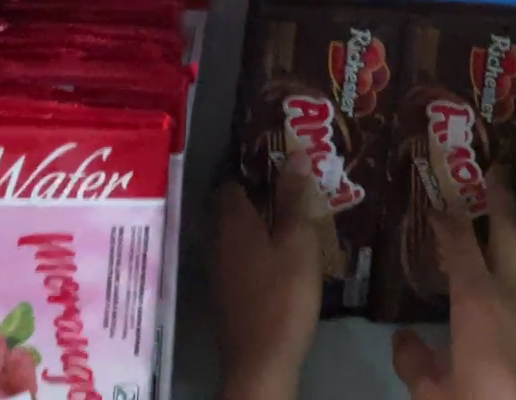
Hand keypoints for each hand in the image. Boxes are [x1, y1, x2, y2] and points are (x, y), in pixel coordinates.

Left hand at [213, 166, 324, 399]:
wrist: (262, 362)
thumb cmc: (282, 293)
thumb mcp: (296, 240)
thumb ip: (293, 197)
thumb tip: (295, 152)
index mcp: (233, 220)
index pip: (232, 178)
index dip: (251, 163)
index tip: (275, 153)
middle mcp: (219, 239)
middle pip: (232, 203)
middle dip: (256, 189)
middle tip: (289, 179)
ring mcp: (220, 268)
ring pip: (235, 229)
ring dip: (257, 217)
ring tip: (288, 209)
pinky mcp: (228, 291)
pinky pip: (239, 251)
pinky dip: (255, 242)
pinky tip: (278, 247)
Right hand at [392, 169, 515, 399]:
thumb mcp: (436, 398)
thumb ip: (415, 364)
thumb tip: (400, 337)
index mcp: (476, 299)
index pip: (461, 243)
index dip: (448, 217)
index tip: (437, 198)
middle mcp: (510, 293)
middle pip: (507, 233)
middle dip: (500, 199)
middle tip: (497, 169)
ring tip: (514, 210)